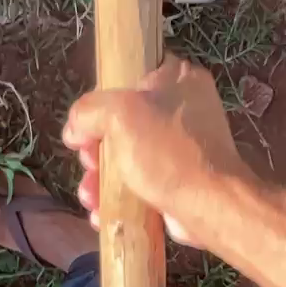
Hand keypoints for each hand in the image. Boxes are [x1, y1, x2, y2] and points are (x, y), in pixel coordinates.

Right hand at [61, 56, 255, 249]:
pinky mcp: (181, 179)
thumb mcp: (119, 114)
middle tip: (89, 164)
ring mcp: (185, 147)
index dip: (102, 98)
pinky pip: (142, 182)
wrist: (210, 206)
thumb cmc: (168, 152)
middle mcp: (186, 109)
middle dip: (97, 148)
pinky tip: (100, 211)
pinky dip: (120, 195)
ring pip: (129, 156)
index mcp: (179, 78)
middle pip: (124, 121)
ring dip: (102, 177)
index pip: (131, 75)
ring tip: (90, 196)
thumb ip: (88, 111)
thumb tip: (75, 131)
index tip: (86, 124)